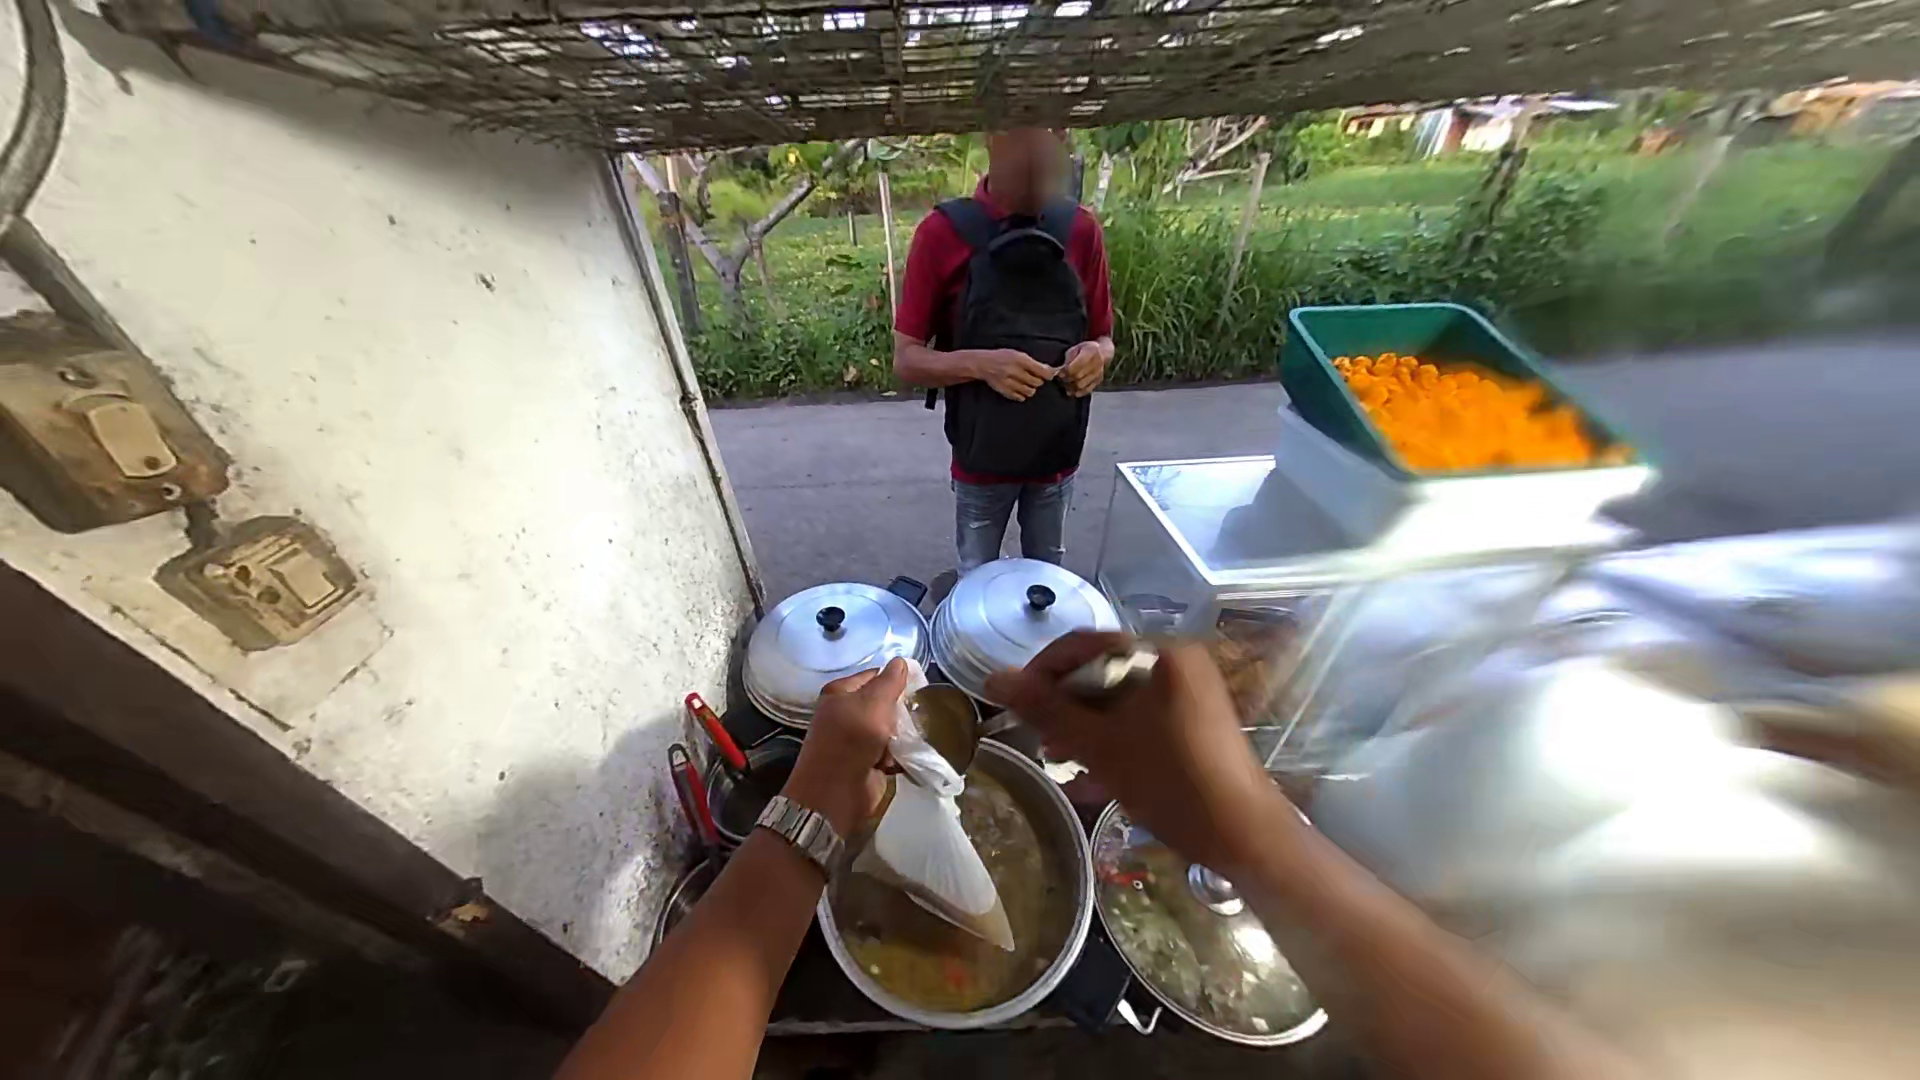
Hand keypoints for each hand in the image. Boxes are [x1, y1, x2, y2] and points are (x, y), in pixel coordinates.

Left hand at [784, 658, 906, 834]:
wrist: (835, 794)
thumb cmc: (852, 740)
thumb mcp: (873, 703)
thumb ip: (890, 681)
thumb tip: (901, 661)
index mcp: (841, 692)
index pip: (875, 675)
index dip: (896, 680)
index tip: (917, 688)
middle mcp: (846, 712)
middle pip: (885, 702)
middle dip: (901, 710)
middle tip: (916, 715)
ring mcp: (856, 738)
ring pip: (891, 727)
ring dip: (903, 734)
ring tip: (910, 739)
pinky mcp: (867, 760)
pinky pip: (891, 750)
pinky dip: (899, 754)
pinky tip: (906, 757)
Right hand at [975, 348, 1053, 401]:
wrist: (984, 364)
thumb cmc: (1002, 357)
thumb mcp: (1017, 354)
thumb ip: (1032, 362)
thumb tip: (1049, 370)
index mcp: (1020, 359)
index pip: (1041, 370)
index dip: (1048, 374)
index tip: (1050, 375)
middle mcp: (1015, 371)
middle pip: (1037, 382)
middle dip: (1038, 380)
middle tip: (1035, 378)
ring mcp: (1009, 383)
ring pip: (1030, 391)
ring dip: (1030, 388)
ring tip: (1026, 384)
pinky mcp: (1005, 391)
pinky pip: (1020, 397)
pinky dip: (1022, 394)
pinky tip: (1019, 389)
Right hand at [986, 632, 1285, 872]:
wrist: (1246, 839)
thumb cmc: (1172, 781)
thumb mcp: (1100, 744)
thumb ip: (1045, 708)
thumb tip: (994, 678)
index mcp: (1161, 653)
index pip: (1086, 644)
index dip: (1043, 669)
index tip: (1016, 699)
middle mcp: (1176, 663)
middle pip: (1102, 671)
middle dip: (1064, 704)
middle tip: (1036, 733)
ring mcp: (1188, 693)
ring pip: (1119, 698)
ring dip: (1083, 725)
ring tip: (1055, 755)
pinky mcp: (1192, 721)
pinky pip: (1139, 719)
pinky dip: (1112, 739)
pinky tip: (1087, 774)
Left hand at [1061, 340, 1110, 397]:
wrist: (1101, 352)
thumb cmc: (1084, 350)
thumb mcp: (1075, 349)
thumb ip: (1068, 360)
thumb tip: (1059, 371)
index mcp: (1090, 352)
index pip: (1075, 366)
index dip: (1065, 372)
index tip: (1059, 373)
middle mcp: (1096, 363)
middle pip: (1077, 376)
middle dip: (1067, 379)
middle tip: (1061, 379)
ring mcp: (1098, 373)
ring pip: (1081, 385)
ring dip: (1071, 387)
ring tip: (1065, 385)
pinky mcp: (1098, 381)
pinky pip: (1087, 390)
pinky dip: (1078, 392)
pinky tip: (1072, 391)